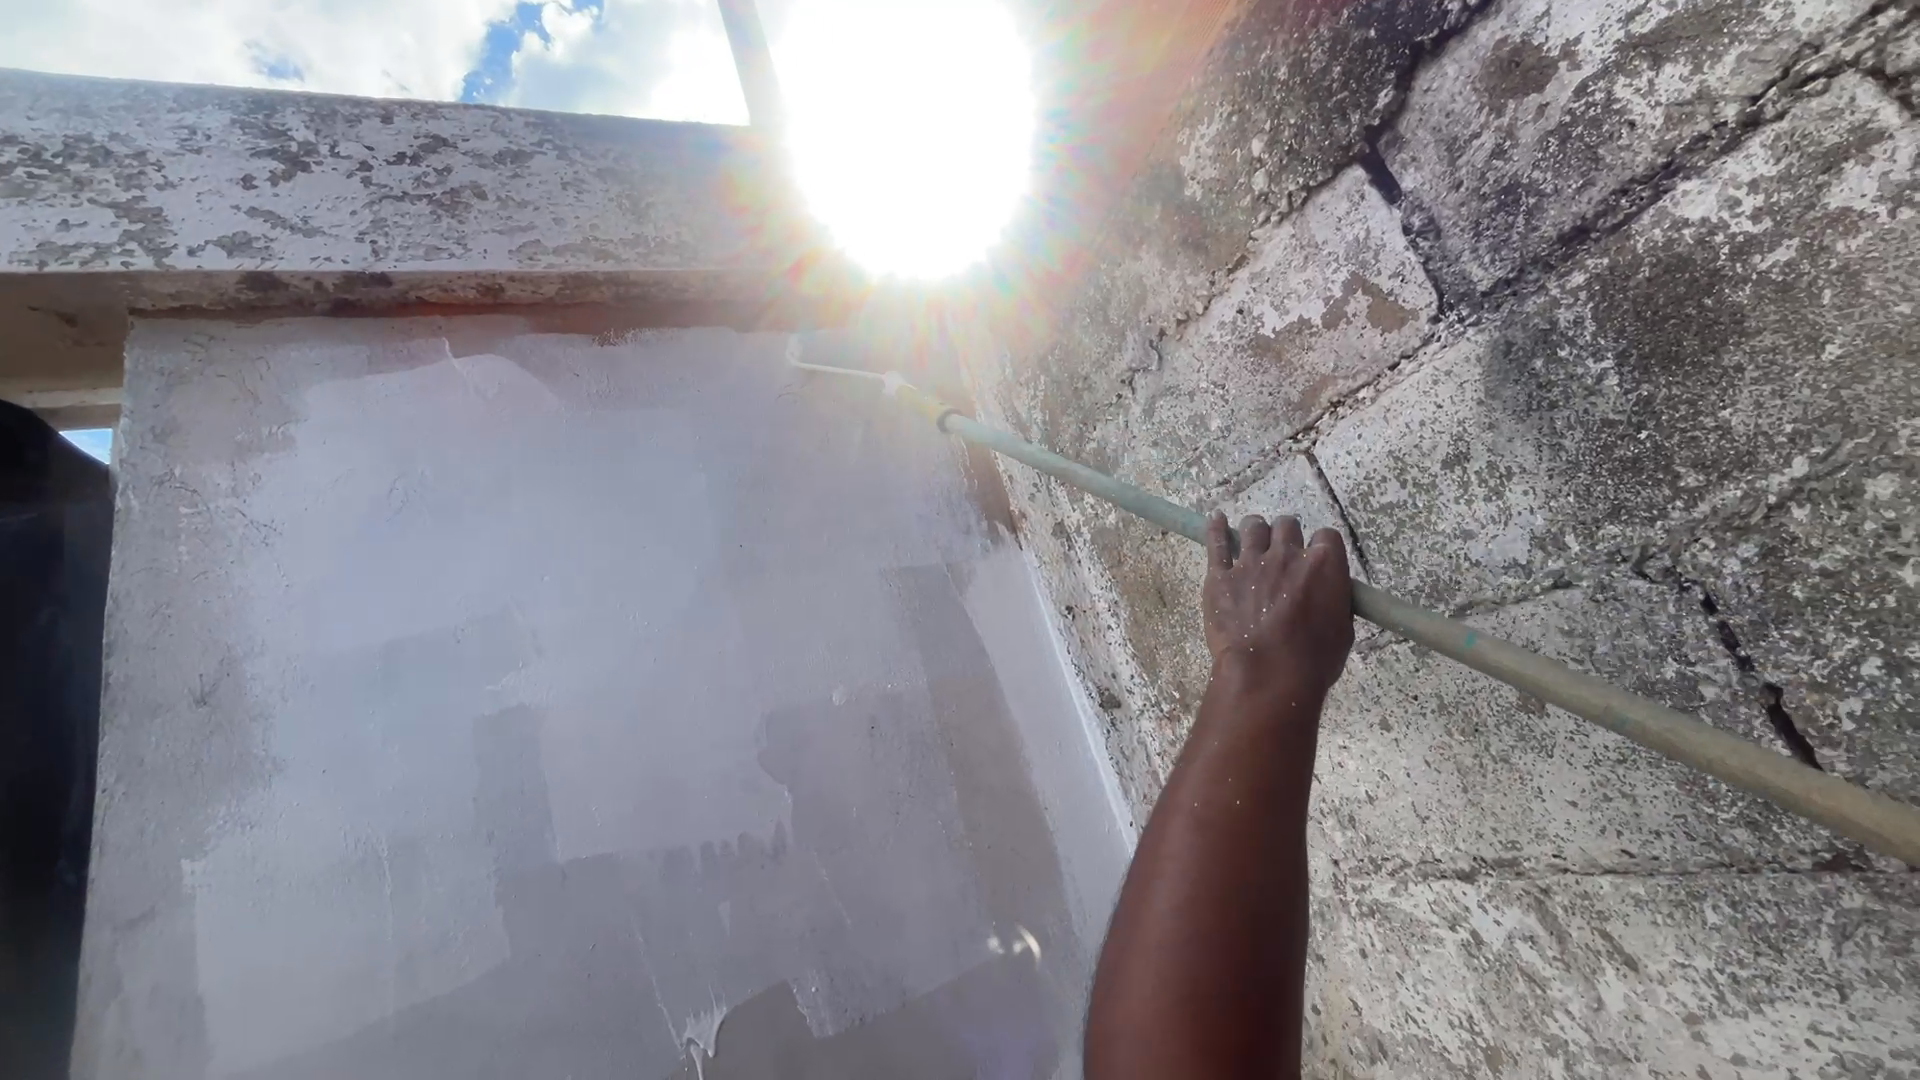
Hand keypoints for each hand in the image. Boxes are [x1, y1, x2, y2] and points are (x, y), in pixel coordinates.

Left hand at [1202, 512, 1354, 702]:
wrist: (1266, 673)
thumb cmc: (1312, 659)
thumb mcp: (1341, 630)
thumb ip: (1333, 601)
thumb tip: (1326, 595)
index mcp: (1323, 564)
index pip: (1327, 537)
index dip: (1321, 547)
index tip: (1315, 559)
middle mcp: (1286, 555)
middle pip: (1287, 526)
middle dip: (1286, 534)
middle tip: (1282, 549)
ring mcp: (1250, 563)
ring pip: (1253, 528)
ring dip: (1256, 530)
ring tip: (1253, 536)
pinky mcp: (1220, 576)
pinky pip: (1216, 543)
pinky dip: (1216, 529)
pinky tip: (1216, 520)